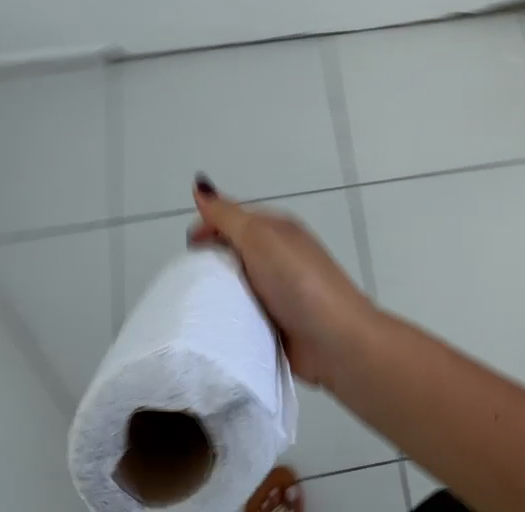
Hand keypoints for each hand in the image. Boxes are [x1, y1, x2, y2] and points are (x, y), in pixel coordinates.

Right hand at [188, 175, 380, 387]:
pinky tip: (212, 328)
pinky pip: (243, 315)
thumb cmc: (298, 282)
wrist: (337, 340)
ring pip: (236, 285)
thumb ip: (227, 215)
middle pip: (233, 252)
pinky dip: (228, 319)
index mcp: (277, 230)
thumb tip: (200, 184)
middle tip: (188, 280)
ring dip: (217, 293)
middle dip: (209, 261)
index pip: (234, 219)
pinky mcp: (276, 325)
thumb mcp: (260, 238)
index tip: (189, 249)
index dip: (209, 226)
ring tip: (194, 306)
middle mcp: (278, 257)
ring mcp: (278, 292)